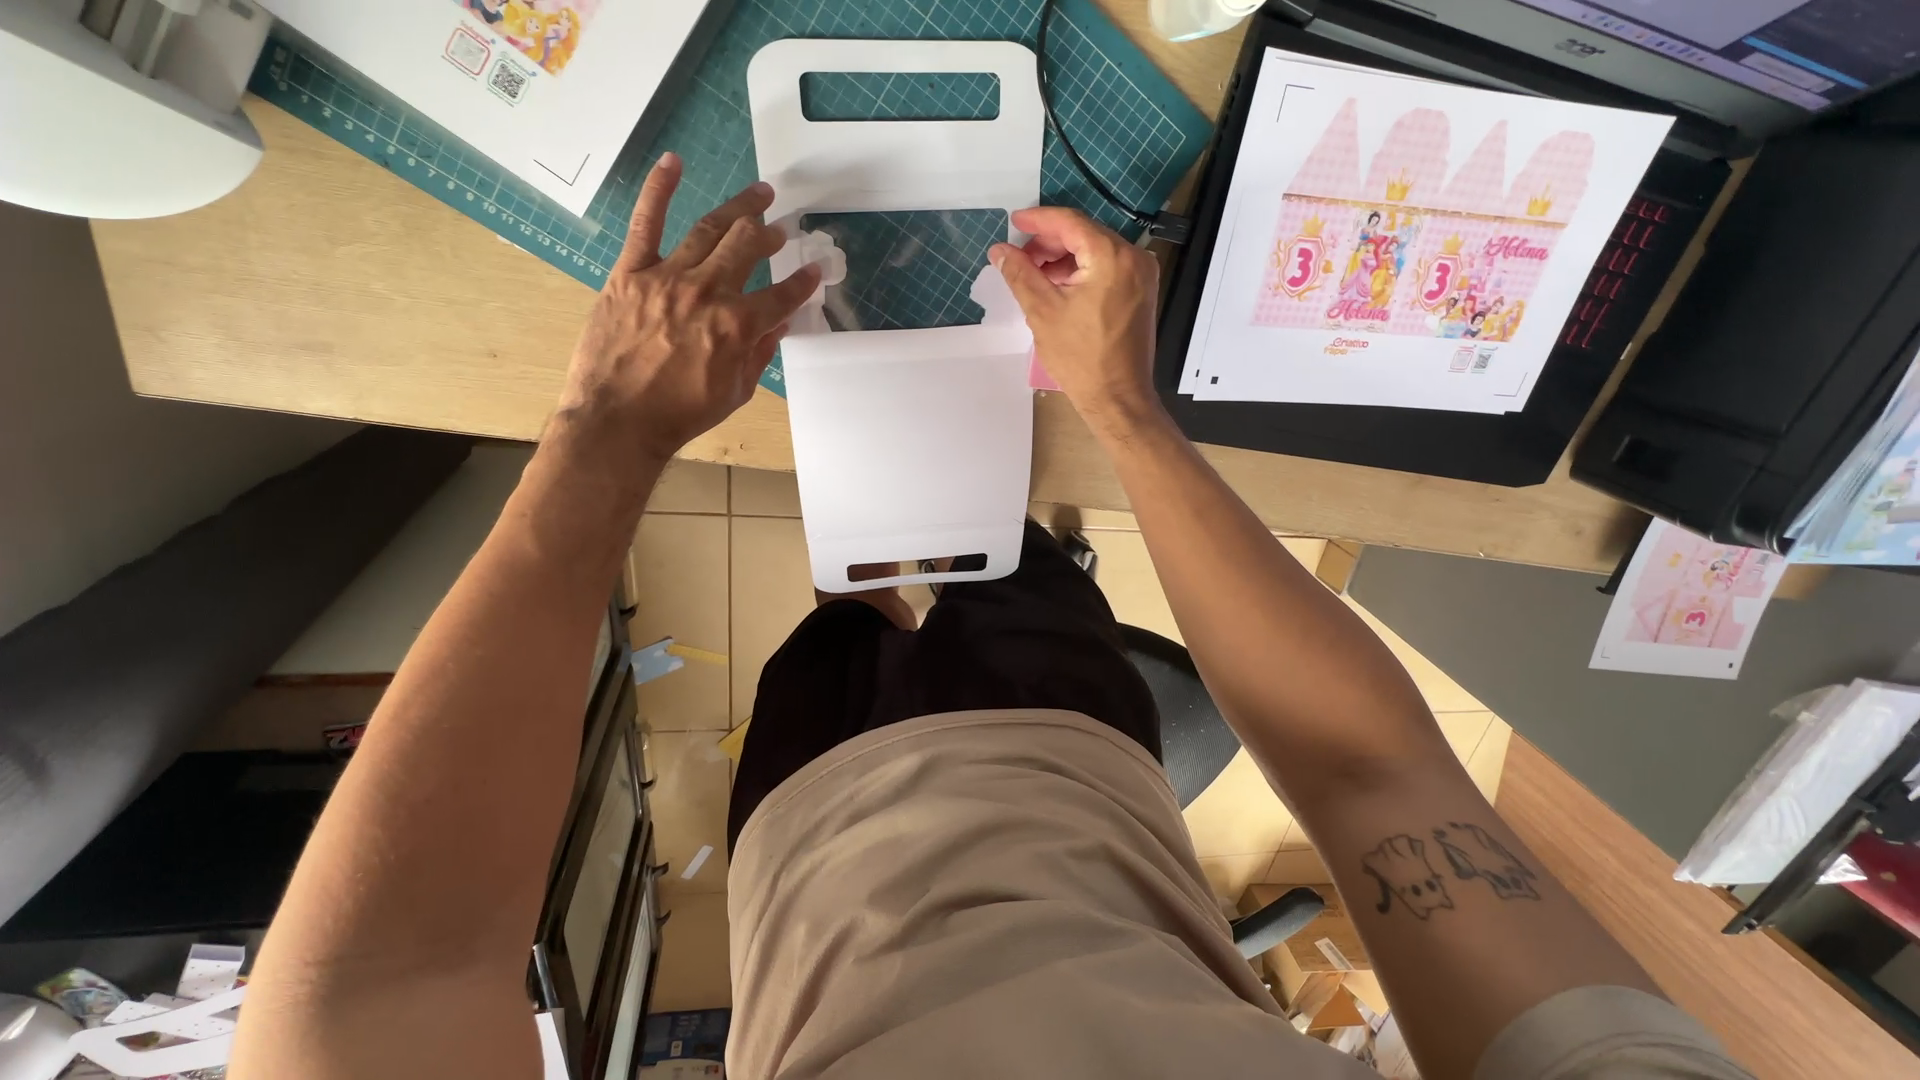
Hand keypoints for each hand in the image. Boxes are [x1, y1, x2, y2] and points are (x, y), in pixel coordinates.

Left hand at [557, 152, 820, 463]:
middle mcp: (707, 292)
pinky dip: (659, 189)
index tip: (812, 271)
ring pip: (710, 229)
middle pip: (748, 248)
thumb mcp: (734, 393)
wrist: (618, 420)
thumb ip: (759, 355)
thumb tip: (778, 326)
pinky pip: (646, 222)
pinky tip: (673, 162)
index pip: (782, 296)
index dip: (802, 282)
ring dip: (739, 208)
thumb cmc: (679, 415)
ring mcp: (667, 277)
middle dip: (770, 236)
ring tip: (758, 194)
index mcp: (737, 327)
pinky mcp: (631, 273)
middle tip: (779, 229)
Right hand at [989, 207, 1161, 427]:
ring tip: (1034, 275)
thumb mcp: (1042, 312)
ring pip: (1095, 251)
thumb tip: (1000, 250)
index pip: (1070, 223)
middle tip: (1020, 257)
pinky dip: (1082, 271)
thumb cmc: (1080, 358)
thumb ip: (1020, 274)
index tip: (1014, 222)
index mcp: (1111, 257)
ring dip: (1064, 258)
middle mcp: (1134, 258)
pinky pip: (1107, 268)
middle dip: (1049, 243)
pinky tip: (1058, 286)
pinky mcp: (1141, 292)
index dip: (1038, 220)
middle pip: (1084, 234)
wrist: (1117, 397)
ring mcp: (1142, 275)